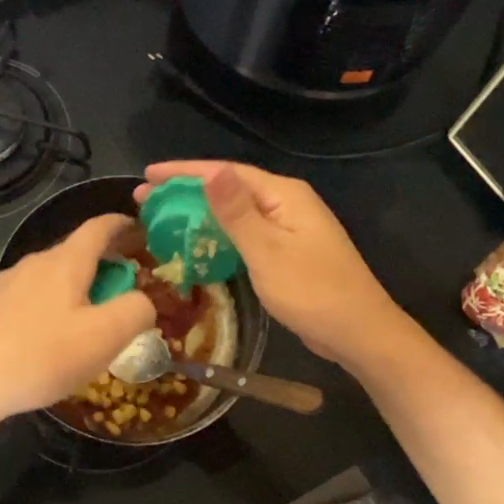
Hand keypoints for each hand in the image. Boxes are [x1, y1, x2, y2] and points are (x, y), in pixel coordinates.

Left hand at [0, 213, 155, 439]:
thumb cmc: (41, 357)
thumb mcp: (105, 337)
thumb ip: (136, 310)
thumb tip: (144, 300)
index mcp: (65, 261)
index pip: (99, 227)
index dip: (123, 225)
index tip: (142, 232)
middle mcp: (33, 263)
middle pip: (76, 252)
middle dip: (105, 263)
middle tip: (127, 287)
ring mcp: (6, 283)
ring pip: (53, 276)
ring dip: (78, 287)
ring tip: (92, 317)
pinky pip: (32, 296)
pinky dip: (54, 304)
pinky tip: (53, 338)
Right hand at [135, 162, 418, 368]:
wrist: (358, 333)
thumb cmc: (312, 291)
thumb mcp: (267, 251)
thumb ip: (237, 212)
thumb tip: (212, 171)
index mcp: (283, 195)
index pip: (225, 172)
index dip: (184, 171)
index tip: (147, 174)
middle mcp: (287, 203)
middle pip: (229, 188)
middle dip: (187, 191)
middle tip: (145, 199)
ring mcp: (289, 228)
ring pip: (236, 212)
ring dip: (199, 213)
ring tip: (162, 218)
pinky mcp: (287, 251)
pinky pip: (245, 234)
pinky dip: (218, 235)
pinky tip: (197, 244)